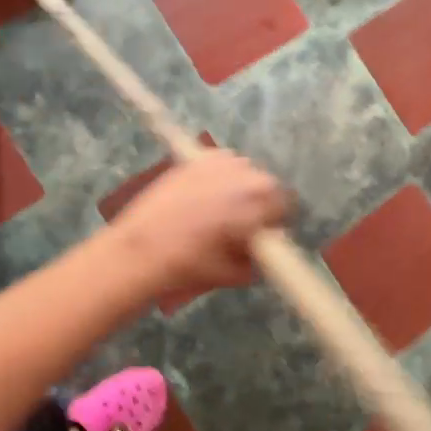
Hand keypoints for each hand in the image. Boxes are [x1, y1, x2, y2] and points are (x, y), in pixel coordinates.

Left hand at [108, 150, 291, 301]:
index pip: (286, 205)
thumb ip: (260, 259)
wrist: (144, 248)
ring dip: (240, 186)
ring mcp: (221, 162)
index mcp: (260, 203)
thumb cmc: (192, 264)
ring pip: (245, 171)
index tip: (262, 234)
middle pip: (266, 185)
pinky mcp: (197, 158)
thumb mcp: (236, 273)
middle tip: (240, 224)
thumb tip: (263, 250)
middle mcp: (247, 176)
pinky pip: (222, 162)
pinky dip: (220, 174)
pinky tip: (204, 193)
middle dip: (258, 202)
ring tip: (219, 208)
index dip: (274, 221)